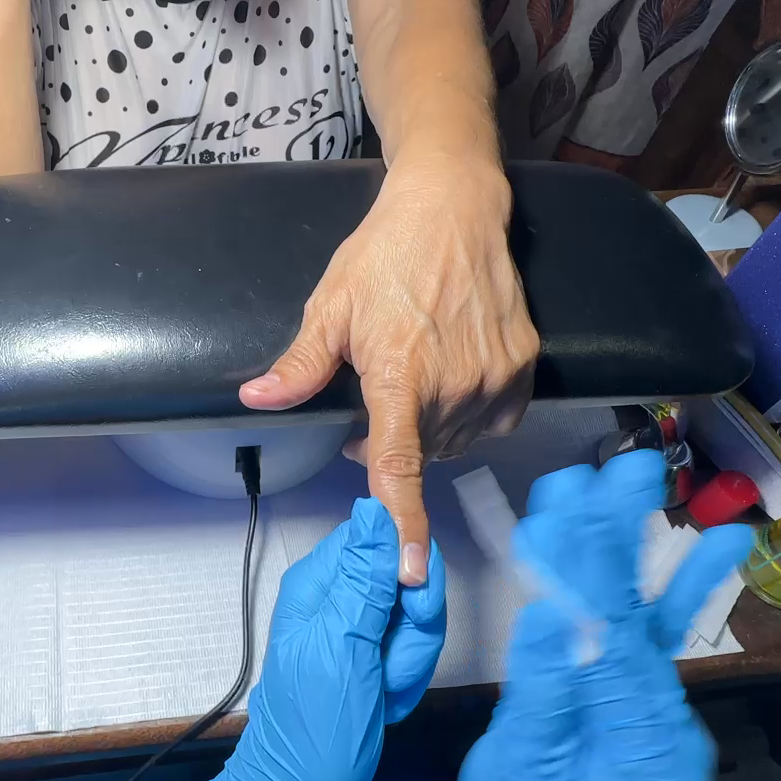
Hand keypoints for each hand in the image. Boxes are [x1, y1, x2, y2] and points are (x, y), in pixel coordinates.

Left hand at [136, 499, 444, 780]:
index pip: (386, 539)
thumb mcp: (344, 645)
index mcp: (322, 581)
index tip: (411, 613)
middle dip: (414, 630)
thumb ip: (366, 577)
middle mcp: (339, 596)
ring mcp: (356, 628)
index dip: (411, 574)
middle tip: (388, 670)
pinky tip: (384, 704)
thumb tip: (373, 505)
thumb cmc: (316, 723)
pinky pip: (412, 650)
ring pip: (416, 618)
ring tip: (382, 693)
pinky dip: (407, 680)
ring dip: (410, 662)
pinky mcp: (372, 656)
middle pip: (409, 580)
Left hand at [241, 156, 537, 586]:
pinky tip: (447, 387)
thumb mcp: (330, 307)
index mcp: (400, 377)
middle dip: (386, 447)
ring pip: (454, 440)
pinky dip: (465, 417)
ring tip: (406, 388)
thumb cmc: (384, 255)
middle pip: (418, 454)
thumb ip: (300, 365)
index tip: (408, 571)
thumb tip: (257, 401)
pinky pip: (493, 420)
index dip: (402, 523)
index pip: (397, 466)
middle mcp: (453, 386)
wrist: (454, 209)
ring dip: (424, 432)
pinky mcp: (522, 366)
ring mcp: (494, 377)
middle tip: (369, 407)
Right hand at [456, 451, 753, 780]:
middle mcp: (666, 719)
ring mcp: (656, 705)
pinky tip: (710, 540)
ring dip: (631, 540)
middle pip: (637, 611)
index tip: (568, 509)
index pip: (611, 640)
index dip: (585, 571)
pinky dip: (673, 581)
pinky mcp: (636, 694)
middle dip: (623, 536)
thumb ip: (544, 698)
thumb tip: (550, 616)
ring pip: (640, 607)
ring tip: (637, 477)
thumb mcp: (524, 774)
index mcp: (645, 747)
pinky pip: (649, 631)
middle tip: (626, 466)